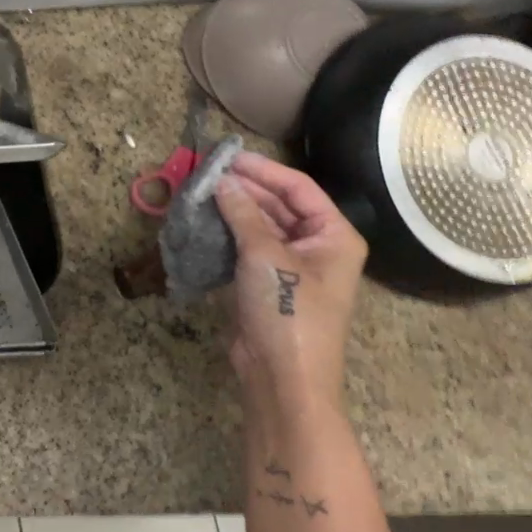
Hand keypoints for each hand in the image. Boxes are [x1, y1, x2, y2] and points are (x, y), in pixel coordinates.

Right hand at [214, 152, 367, 413]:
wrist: (283, 376)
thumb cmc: (288, 312)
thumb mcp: (266, 255)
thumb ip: (243, 213)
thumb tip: (221, 181)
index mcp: (334, 236)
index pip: (298, 188)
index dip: (262, 169)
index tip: (225, 156)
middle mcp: (317, 247)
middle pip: (279, 204)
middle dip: (244, 188)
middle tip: (204, 172)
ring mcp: (291, 266)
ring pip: (260, 224)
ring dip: (232, 208)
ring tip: (198, 191)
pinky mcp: (267, 282)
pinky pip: (247, 245)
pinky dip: (226, 231)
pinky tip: (201, 220)